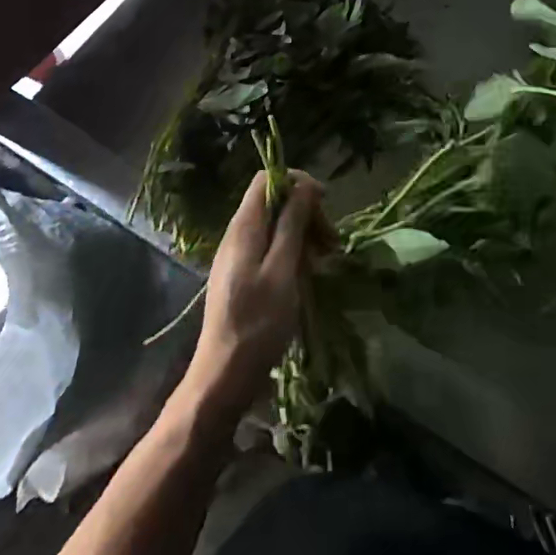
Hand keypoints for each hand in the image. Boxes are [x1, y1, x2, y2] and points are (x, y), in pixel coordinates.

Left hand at [184, 171, 322, 410]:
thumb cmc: (258, 322)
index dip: (298, 182)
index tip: (325, 204)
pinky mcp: (241, 276)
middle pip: (273, 202)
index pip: (267, 179)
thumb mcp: (283, 270)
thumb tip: (304, 185)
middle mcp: (237, 235)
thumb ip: (291, 224)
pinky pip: (270, 249)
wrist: (224, 375)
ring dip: (303, 234)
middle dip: (306, 212)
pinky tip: (307, 273)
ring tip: (325, 259)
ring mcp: (237, 256)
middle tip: (331, 241)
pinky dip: (292, 252)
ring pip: (274, 226)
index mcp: (244, 228)